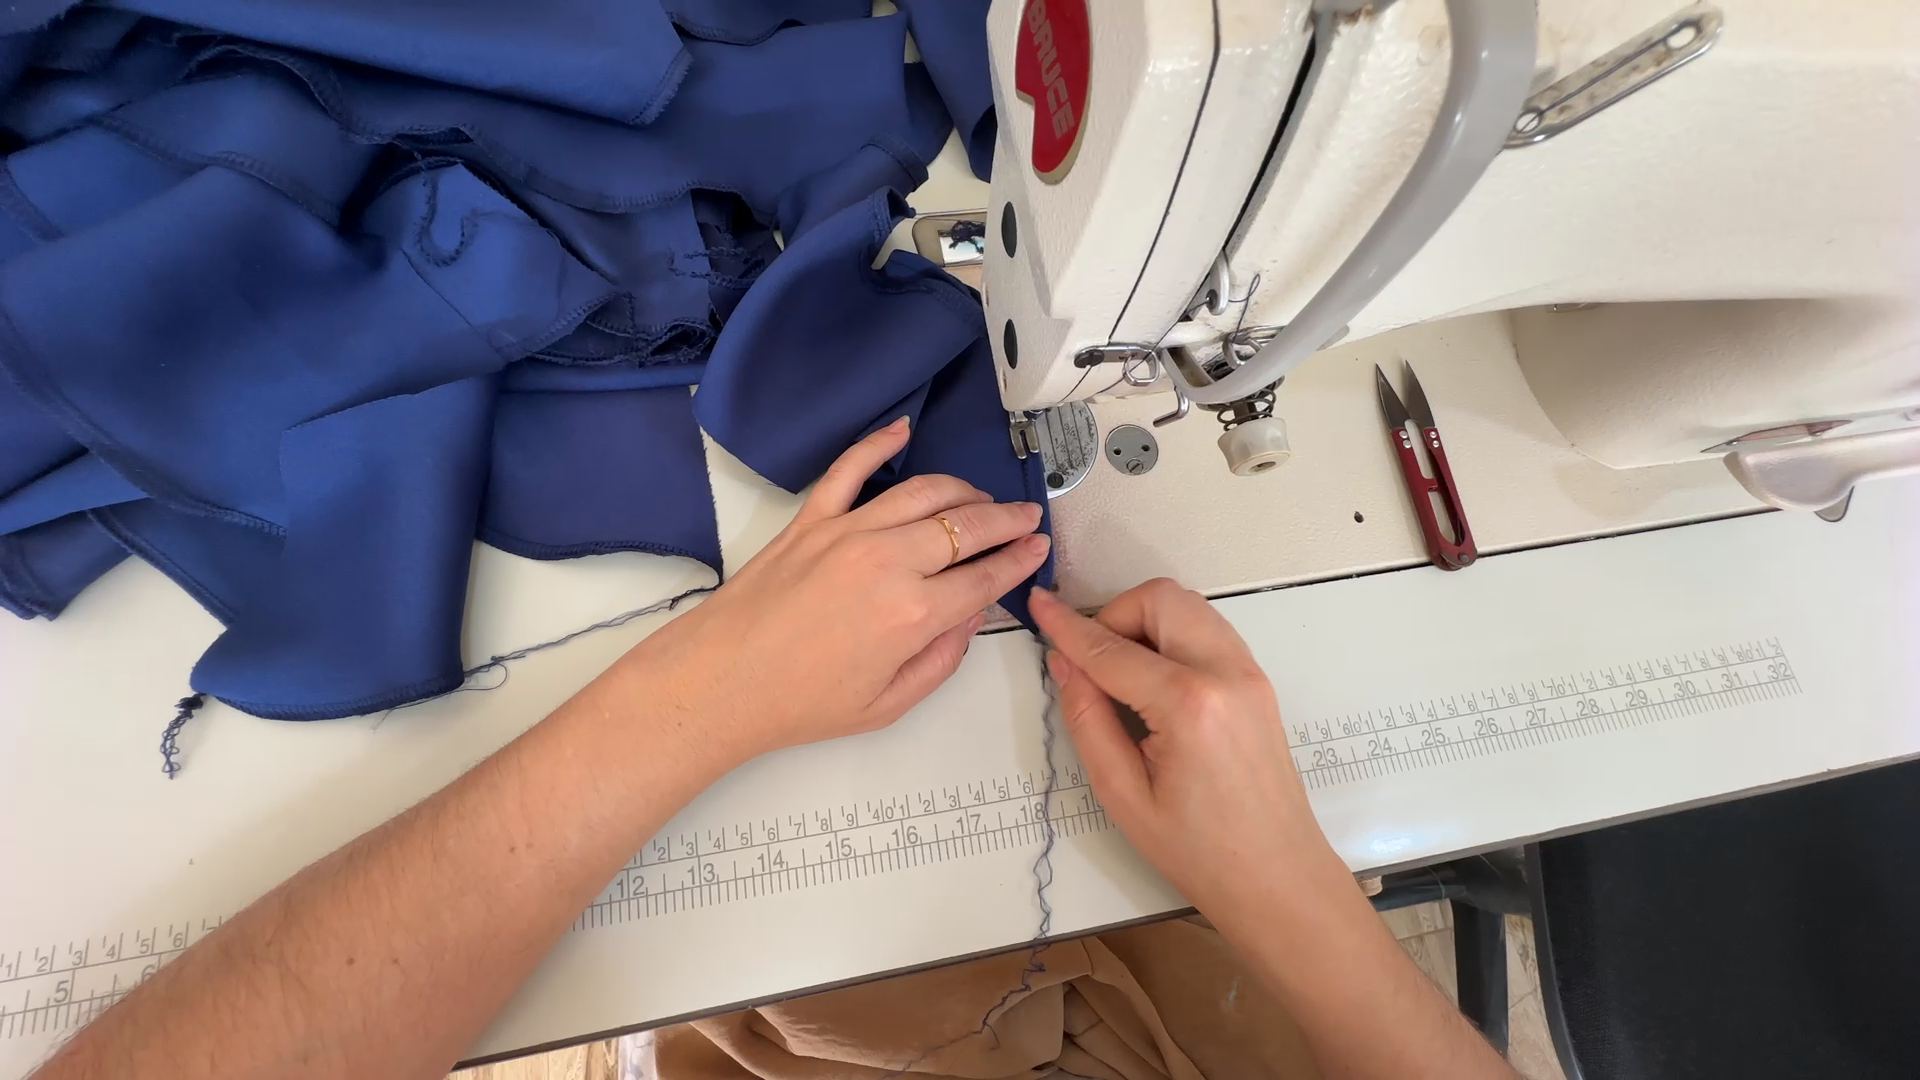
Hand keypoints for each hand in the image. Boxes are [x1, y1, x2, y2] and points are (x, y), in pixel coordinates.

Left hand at [621, 417, 1050, 769]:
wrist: (720, 682)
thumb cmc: (802, 704)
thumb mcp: (889, 704)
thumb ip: (943, 657)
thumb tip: (973, 613)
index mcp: (914, 614)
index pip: (986, 576)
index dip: (1020, 560)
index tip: (1038, 548)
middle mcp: (889, 561)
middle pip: (967, 525)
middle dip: (1007, 519)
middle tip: (1026, 516)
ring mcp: (848, 531)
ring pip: (923, 492)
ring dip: (963, 489)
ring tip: (982, 496)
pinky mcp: (812, 519)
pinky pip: (850, 469)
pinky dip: (877, 443)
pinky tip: (902, 429)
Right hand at [1029, 580, 1348, 920]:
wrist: (1279, 880)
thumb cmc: (1197, 851)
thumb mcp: (1121, 793)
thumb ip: (1086, 718)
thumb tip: (1064, 662)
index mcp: (1188, 705)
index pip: (1111, 648)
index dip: (1066, 626)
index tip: (1038, 604)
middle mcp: (1226, 671)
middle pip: (1159, 598)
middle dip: (1114, 616)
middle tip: (1095, 665)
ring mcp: (1250, 671)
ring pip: (1185, 604)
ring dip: (1143, 622)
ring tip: (1124, 676)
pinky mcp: (1258, 678)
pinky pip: (1205, 626)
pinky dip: (1170, 634)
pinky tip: (1156, 680)